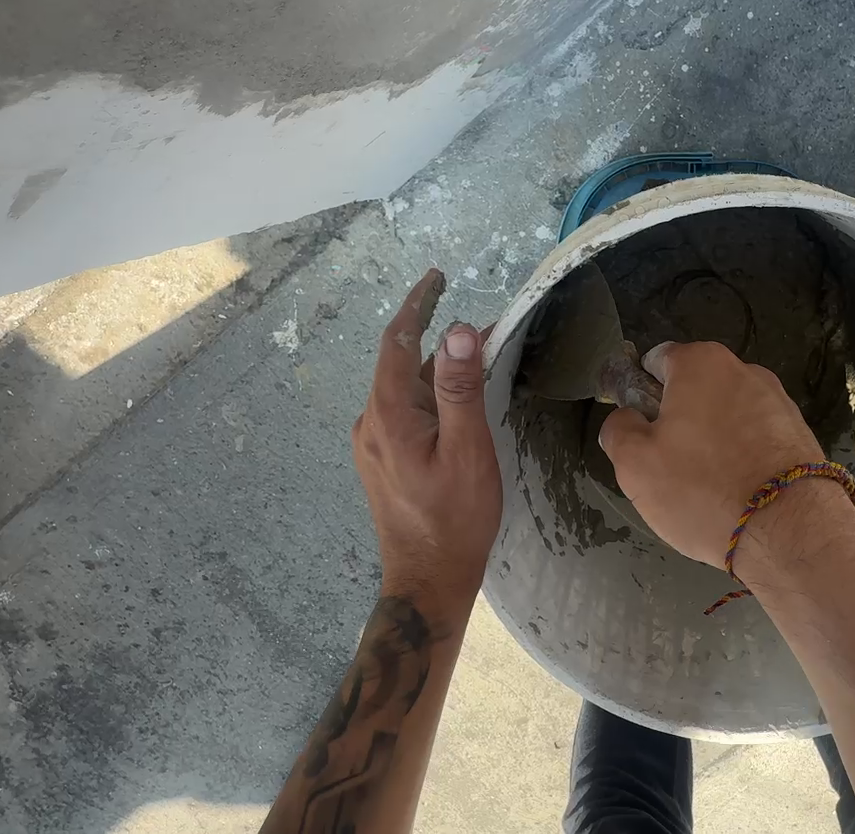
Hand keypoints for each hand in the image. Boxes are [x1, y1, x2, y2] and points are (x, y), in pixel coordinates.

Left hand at [351, 270, 501, 605]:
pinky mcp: (383, 457)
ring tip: (480, 360)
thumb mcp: (467, 451)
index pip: (397, 340)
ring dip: (437, 366)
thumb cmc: (455, 518)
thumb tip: (458, 330)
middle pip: (401, 361)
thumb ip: (460, 390)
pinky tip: (457, 400)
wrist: (428, 579)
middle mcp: (371, 421)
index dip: (416, 303)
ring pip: (405, 386)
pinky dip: (431, 391)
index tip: (437, 275)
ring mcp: (373, 442)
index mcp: (388, 414)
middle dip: (437, 334)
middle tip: (483, 327)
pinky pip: (405, 408)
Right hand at [598, 341, 837, 575]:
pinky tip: (739, 492)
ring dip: (713, 440)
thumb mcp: (634, 463)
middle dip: (679, 420)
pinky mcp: (800, 434)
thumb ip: (618, 429)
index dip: (641, 393)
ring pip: (727, 415)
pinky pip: (756, 439)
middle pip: (695, 389)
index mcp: (701, 363)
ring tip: (708, 487)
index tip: (641, 432)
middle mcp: (744, 370)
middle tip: (670, 467)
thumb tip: (627, 419)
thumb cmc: (702, 489)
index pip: (656, 361)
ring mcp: (778, 401)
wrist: (790, 532)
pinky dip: (743, 457)